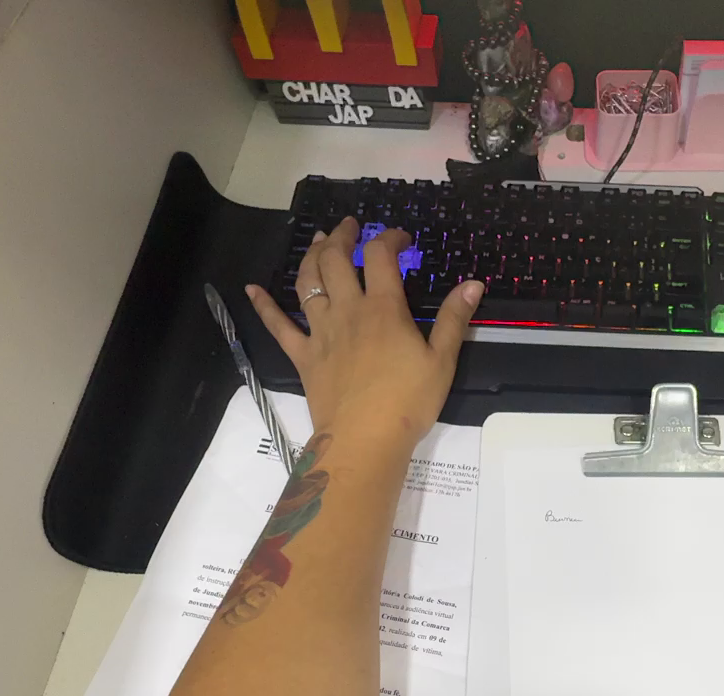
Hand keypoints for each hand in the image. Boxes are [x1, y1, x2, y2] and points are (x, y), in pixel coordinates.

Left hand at [247, 217, 483, 451]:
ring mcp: (320, 332)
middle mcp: (347, 311)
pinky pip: (279, 326)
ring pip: (307, 283)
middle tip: (348, 227)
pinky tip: (251, 289)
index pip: (381, 256)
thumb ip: (454, 319)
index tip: (400, 237)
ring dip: (310, 256)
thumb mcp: (442, 361)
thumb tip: (472, 283)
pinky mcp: (303, 356)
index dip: (388, 237)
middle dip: (341, 236)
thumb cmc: (408, 402)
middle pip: (335, 260)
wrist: (366, 439)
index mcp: (383, 309)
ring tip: (317, 241)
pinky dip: (264, 306)